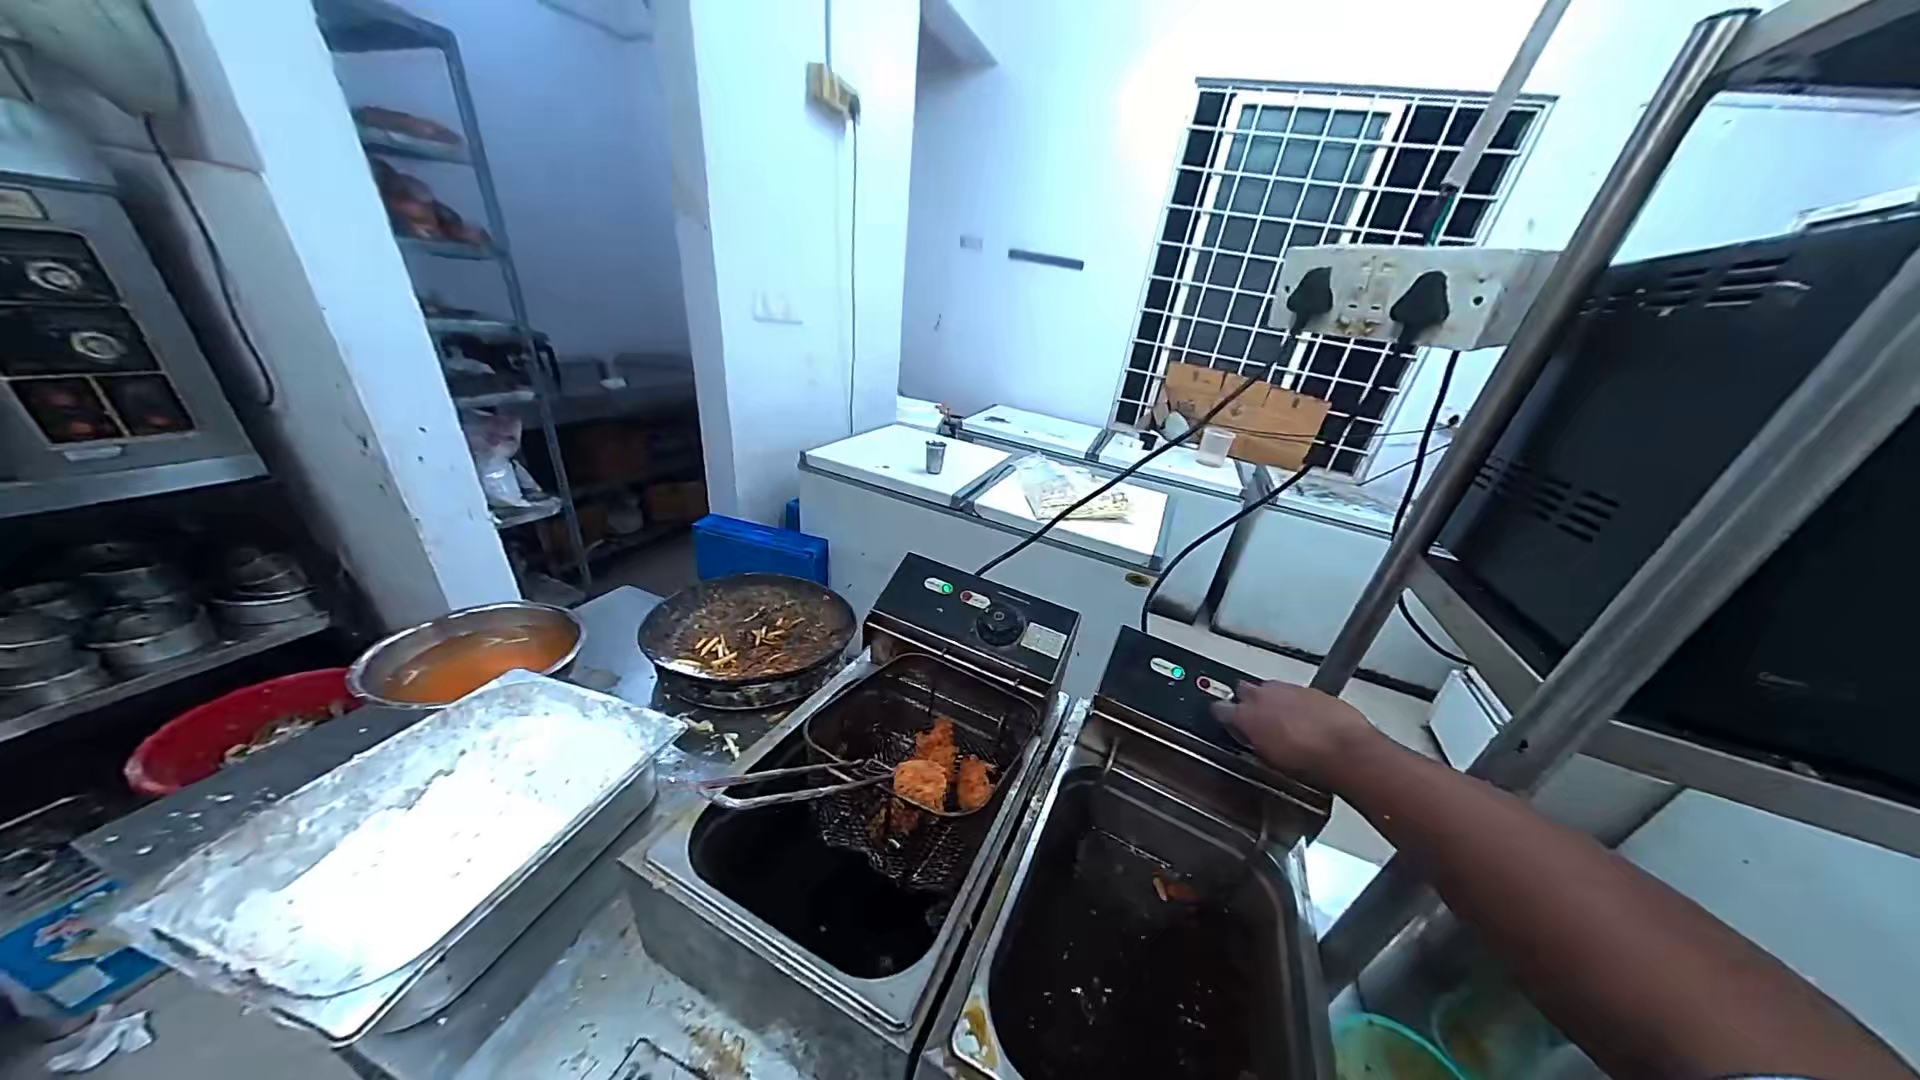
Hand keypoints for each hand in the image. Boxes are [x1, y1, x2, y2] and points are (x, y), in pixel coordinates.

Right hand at [1211, 679, 1375, 783]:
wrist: (1347, 751)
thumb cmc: (1309, 761)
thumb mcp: (1269, 759)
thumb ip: (1254, 741)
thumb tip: (1252, 738)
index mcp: (1246, 715)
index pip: (1220, 708)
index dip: (1222, 714)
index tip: (1226, 719)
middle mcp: (1263, 696)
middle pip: (1242, 688)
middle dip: (1245, 699)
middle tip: (1254, 715)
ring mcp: (1287, 689)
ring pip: (1269, 688)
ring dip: (1272, 699)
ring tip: (1283, 719)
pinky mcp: (1310, 689)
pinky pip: (1295, 692)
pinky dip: (1296, 702)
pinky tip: (1305, 718)